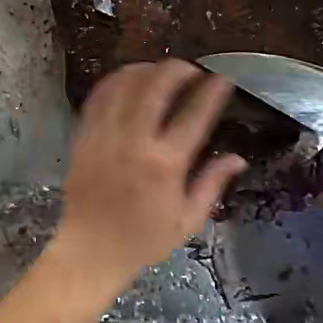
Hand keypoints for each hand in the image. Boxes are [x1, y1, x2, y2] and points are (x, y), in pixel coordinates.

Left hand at [46, 60, 246, 306]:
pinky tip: (128, 79)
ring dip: (146, 69)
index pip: (194, 114)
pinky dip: (115, 81)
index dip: (212, 91)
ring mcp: (104, 137)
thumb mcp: (188, 220)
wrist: (91, 253)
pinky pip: (98, 98)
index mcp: (165, 164)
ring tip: (161, 69)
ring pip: (124, 85)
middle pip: (156, 87)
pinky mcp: (83, 138)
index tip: (222, 79)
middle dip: (177, 69)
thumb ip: (213, 183)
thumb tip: (238, 158)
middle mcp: (134, 143)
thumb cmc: (144, 240)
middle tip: (191, 69)